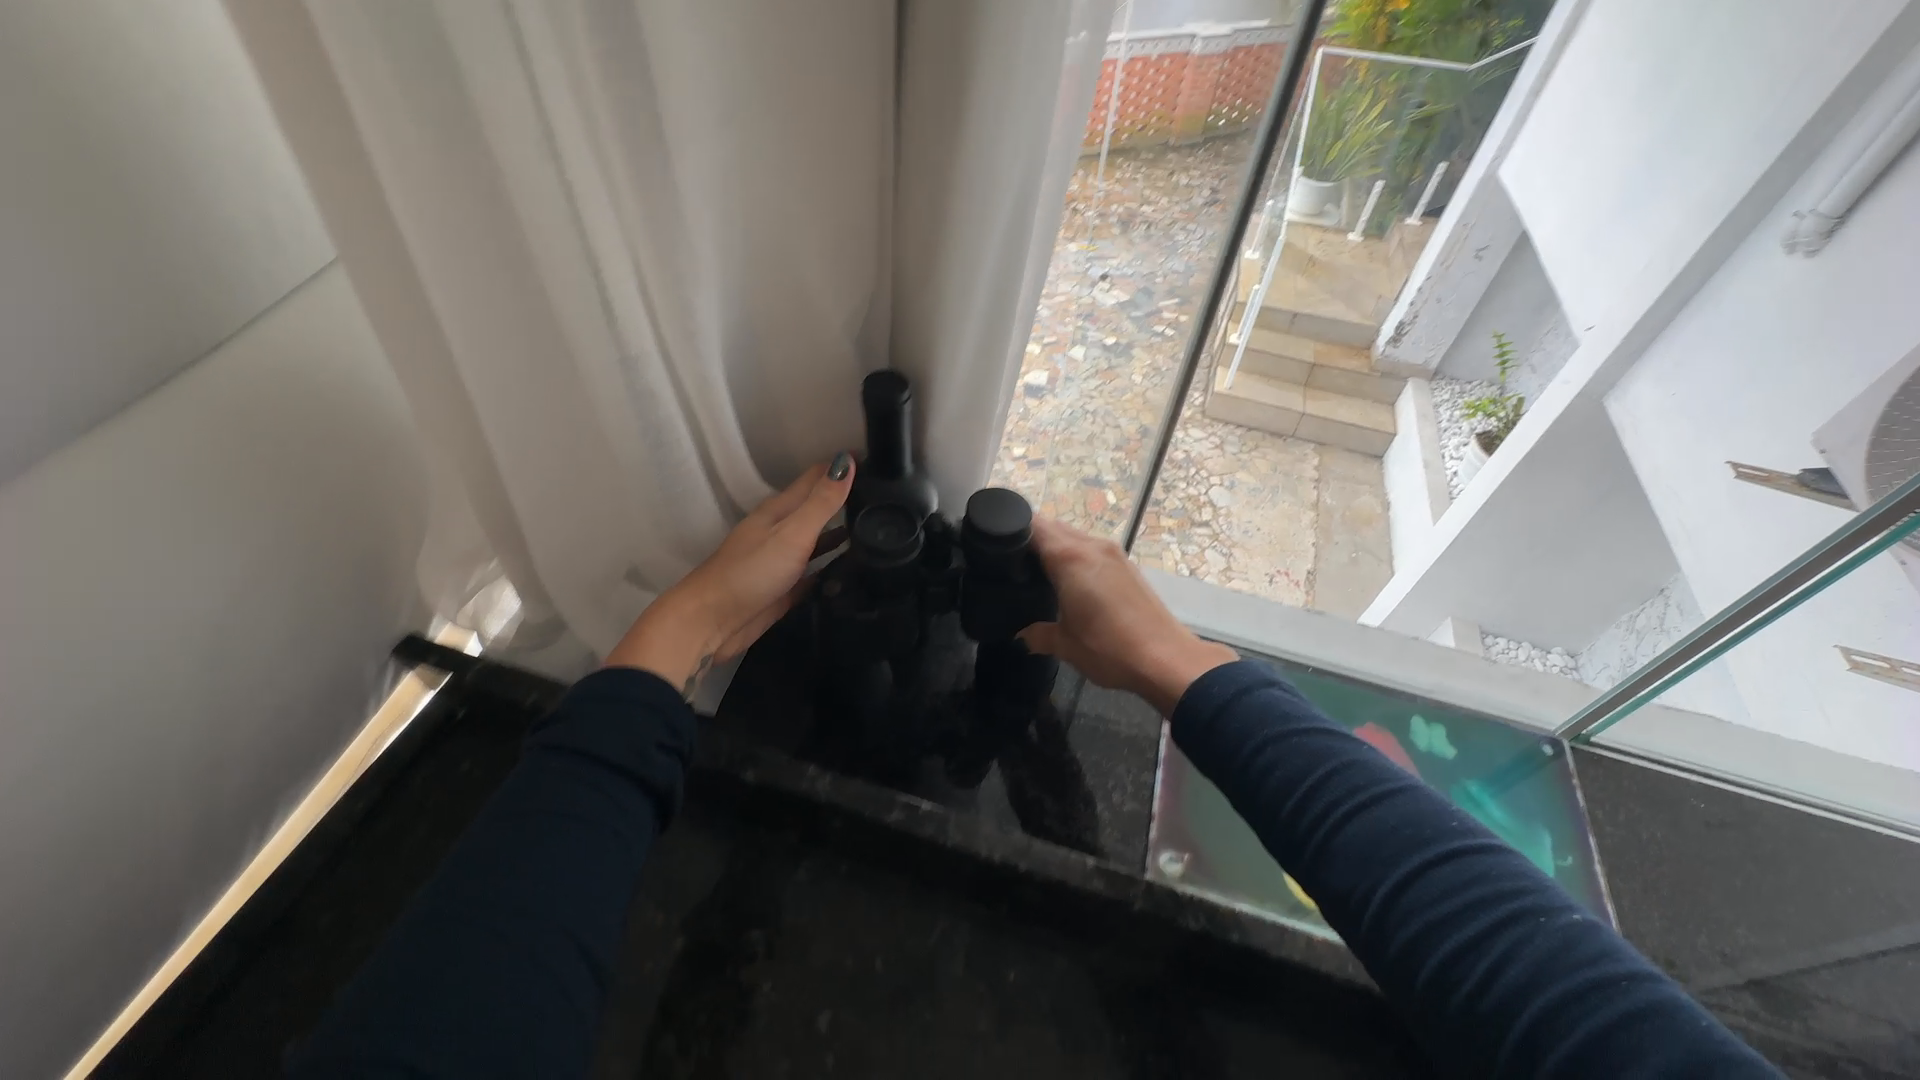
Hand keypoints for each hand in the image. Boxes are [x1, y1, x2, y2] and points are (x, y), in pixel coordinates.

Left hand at [607, 453, 854, 696]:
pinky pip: (815, 575)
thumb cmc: (750, 573)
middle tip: (881, 498)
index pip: (815, 479)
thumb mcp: (792, 532)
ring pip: (818, 542)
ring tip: (876, 532)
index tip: (874, 460)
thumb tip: (847, 462)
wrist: (713, 622)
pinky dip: (833, 570)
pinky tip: (853, 573)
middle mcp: (782, 532)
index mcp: (780, 511)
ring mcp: (783, 562)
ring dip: (841, 535)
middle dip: (846, 500)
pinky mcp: (785, 590)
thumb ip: (821, 502)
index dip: (842, 467)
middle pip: (817, 509)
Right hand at [1016, 518, 1236, 714]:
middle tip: (1013, 562)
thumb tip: (1022, 636)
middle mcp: (1092, 546)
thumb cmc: (1109, 649)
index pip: (1034, 526)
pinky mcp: (1128, 566)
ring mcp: (1113, 553)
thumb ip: (1038, 635)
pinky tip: (1071, 583)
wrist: (1166, 659)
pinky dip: (1077, 557)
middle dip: (1033, 539)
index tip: (997, 546)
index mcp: (1070, 558)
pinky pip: (1092, 550)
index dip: (1013, 531)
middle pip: (1054, 528)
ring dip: (1057, 548)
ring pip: (1075, 537)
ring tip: (1039, 573)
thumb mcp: (1065, 645)